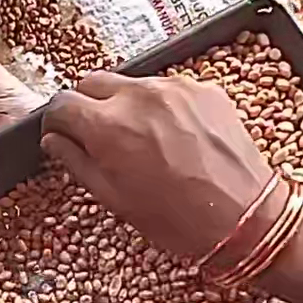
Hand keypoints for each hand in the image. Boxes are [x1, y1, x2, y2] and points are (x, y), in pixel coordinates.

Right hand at [43, 70, 302, 302]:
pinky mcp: (204, 88)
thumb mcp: (115, 199)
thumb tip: (55, 140)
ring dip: (125, 103)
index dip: (57, 119)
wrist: (246, 219)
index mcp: (108, 126)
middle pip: (93, 81)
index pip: (63, 102)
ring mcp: (174, 88)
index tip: (61, 131)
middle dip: (88, 104)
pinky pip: (168, 88)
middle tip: (98, 134)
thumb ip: (77, 161)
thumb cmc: (177, 220)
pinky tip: (173, 136)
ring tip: (142, 140)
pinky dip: (160, 105)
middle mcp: (138, 96)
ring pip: (132, 82)